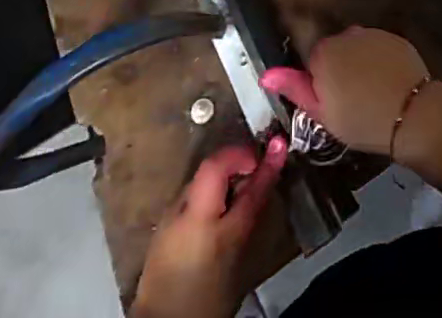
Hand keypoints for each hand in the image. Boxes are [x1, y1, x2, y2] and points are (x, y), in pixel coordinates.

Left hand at [131, 135, 287, 317]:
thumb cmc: (208, 289)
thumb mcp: (238, 240)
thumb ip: (255, 196)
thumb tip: (276, 154)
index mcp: (196, 210)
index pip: (219, 161)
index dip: (246, 154)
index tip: (270, 158)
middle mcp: (178, 207)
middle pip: (211, 170)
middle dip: (239, 168)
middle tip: (263, 181)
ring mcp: (168, 219)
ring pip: (203, 185)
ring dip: (227, 185)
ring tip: (247, 203)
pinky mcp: (164, 233)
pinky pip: (195, 202)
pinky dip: (215, 200)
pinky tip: (225, 221)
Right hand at [260, 26, 428, 153]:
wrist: (411, 113)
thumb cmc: (360, 119)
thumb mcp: (320, 112)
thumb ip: (294, 88)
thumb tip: (267, 75)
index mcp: (324, 52)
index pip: (313, 63)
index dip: (320, 84)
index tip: (332, 102)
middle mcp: (348, 35)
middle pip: (336, 52)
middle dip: (339, 71)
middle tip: (350, 101)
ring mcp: (375, 34)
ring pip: (358, 49)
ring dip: (360, 65)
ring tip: (371, 94)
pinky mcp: (397, 38)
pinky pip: (379, 49)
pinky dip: (380, 62)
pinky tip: (386, 83)